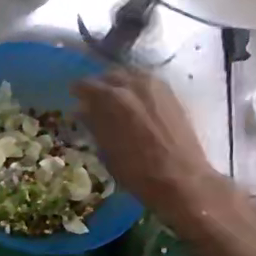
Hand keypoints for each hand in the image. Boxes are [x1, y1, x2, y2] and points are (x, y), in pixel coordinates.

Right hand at [75, 69, 255, 255]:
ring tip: (114, 100)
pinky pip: (147, 83)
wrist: (182, 179)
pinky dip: (137, 88)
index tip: (73, 96)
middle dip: (100, 85)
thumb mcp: (107, 150)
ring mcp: (157, 87)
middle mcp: (134, 84)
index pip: (87, 85)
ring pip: (131, 76)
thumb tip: (81, 109)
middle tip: (93, 99)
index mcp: (113, 97)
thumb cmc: (138, 171)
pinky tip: (135, 103)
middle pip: (111, 76)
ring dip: (119, 84)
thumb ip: (93, 124)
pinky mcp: (172, 95)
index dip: (78, 90)